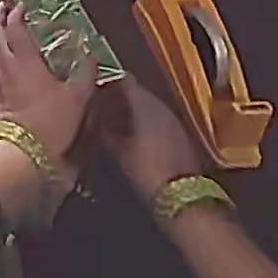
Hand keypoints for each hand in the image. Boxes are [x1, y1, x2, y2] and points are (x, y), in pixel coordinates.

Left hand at [0, 3, 96, 160]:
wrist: (23, 151)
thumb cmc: (50, 120)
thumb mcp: (77, 98)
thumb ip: (85, 75)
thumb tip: (92, 57)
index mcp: (25, 59)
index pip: (15, 29)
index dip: (16, 15)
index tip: (19, 4)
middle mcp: (7, 64)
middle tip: (2, 8)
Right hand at [101, 79, 206, 202]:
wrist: (183, 198)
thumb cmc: (144, 170)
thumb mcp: (116, 151)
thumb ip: (104, 127)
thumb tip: (94, 114)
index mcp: (142, 103)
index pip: (122, 80)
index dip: (107, 82)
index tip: (95, 89)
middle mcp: (160, 104)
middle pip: (138, 91)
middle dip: (121, 97)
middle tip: (105, 107)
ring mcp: (174, 118)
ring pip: (150, 104)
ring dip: (136, 109)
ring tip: (120, 121)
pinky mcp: (183, 133)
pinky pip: (161, 118)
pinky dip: (149, 121)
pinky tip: (140, 134)